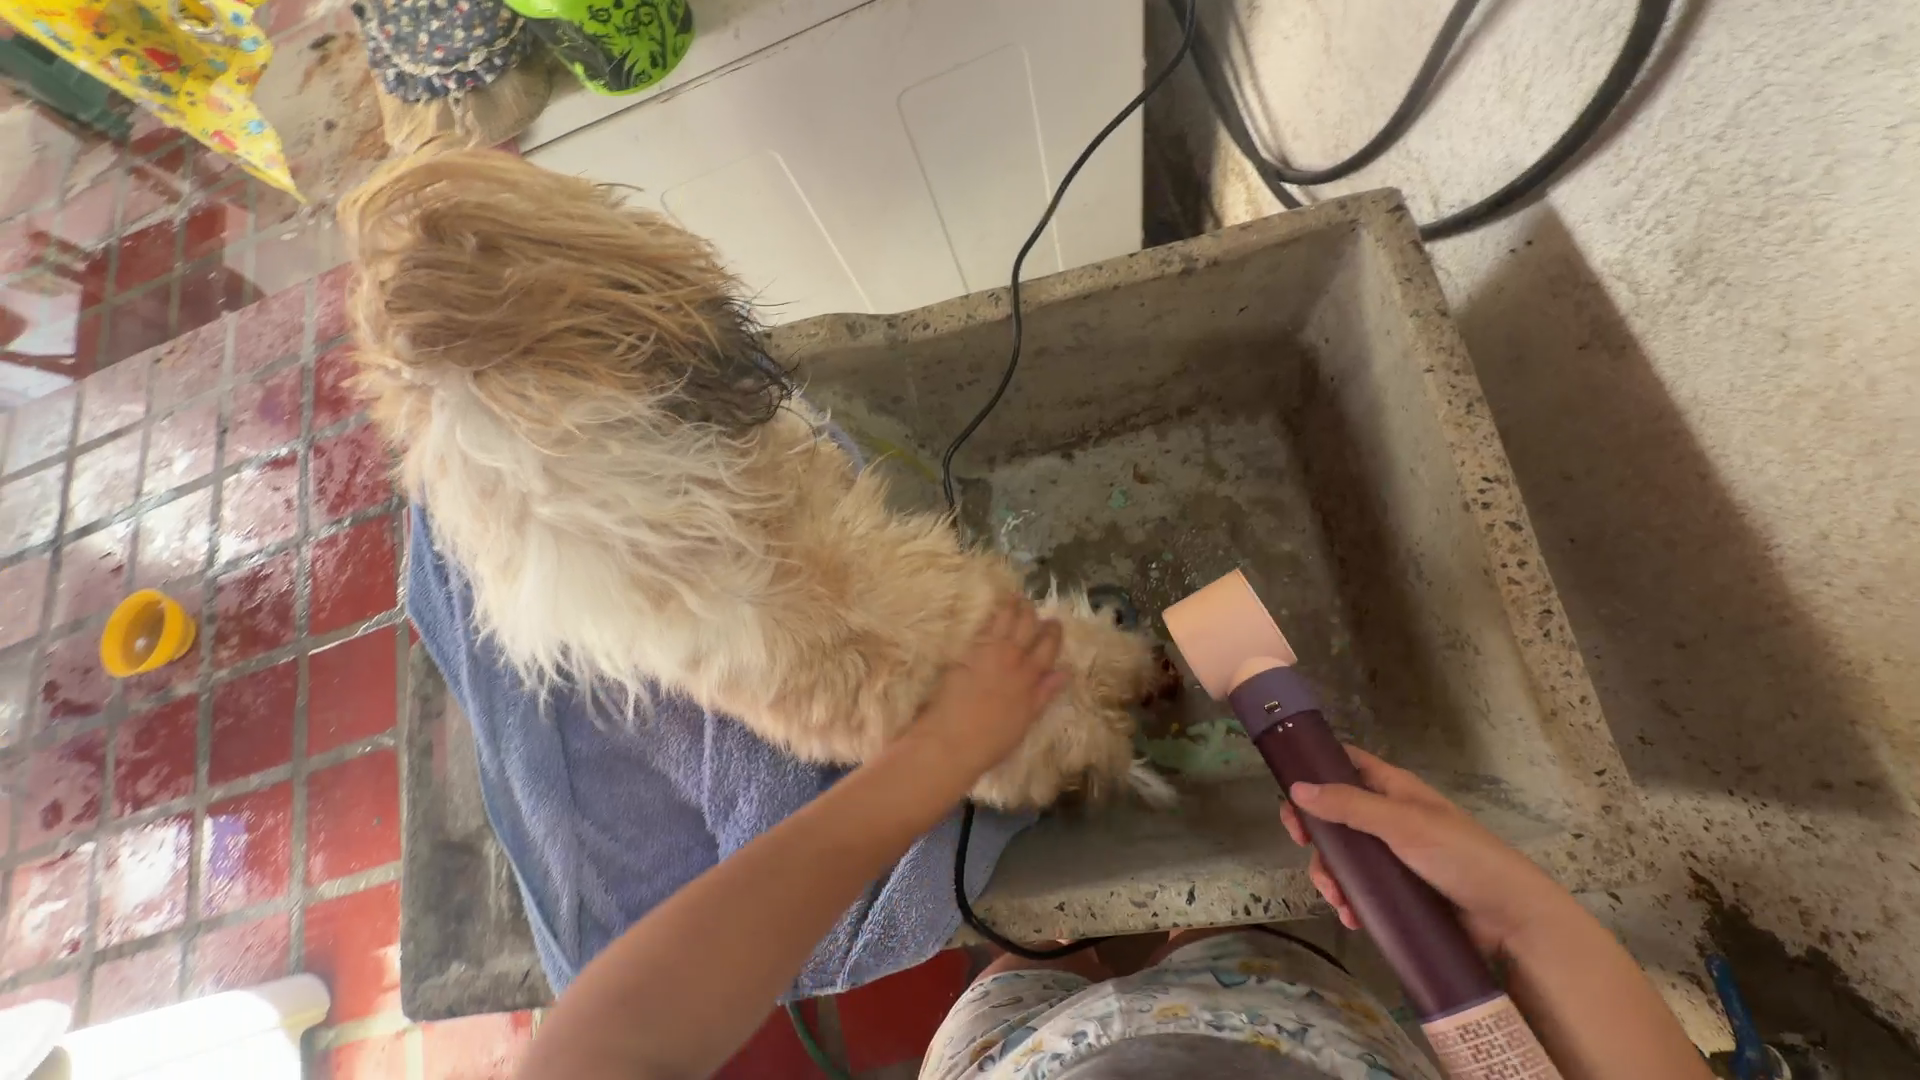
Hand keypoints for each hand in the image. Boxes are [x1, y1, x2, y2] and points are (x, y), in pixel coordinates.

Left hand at [910, 595, 1067, 778]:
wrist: (950, 740)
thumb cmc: (990, 740)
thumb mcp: (1026, 721)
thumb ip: (1044, 693)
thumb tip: (1064, 672)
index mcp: (1029, 679)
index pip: (1047, 648)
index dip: (1053, 633)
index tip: (1055, 622)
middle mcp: (1011, 660)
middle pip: (1026, 628)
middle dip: (1031, 614)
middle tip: (1031, 604)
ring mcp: (987, 654)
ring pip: (1004, 622)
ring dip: (1011, 608)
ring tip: (1015, 598)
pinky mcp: (965, 652)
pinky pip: (983, 628)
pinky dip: (991, 617)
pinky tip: (992, 613)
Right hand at [1281, 745, 1577, 957]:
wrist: (1514, 922)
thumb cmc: (1462, 856)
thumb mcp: (1403, 824)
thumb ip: (1349, 805)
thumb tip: (1295, 788)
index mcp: (1393, 790)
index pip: (1345, 763)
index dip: (1315, 768)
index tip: (1290, 787)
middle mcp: (1388, 818)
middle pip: (1334, 813)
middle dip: (1314, 831)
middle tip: (1303, 844)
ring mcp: (1392, 856)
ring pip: (1342, 855)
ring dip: (1329, 874)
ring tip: (1336, 898)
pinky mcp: (1397, 892)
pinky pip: (1359, 889)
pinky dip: (1348, 900)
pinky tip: (1350, 915)